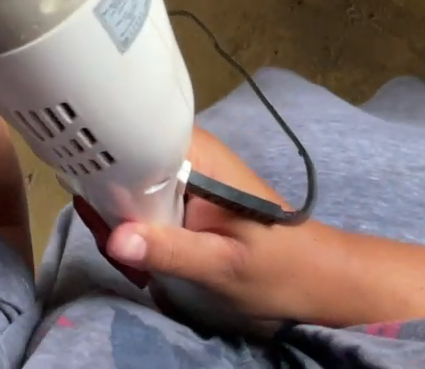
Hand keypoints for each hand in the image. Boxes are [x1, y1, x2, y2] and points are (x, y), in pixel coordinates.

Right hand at [76, 127, 348, 325]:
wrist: (321, 278)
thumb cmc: (281, 269)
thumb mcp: (223, 266)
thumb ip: (169, 250)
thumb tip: (115, 241)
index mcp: (192, 151)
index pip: (124, 147)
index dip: (103, 182)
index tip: (103, 226)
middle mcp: (182, 148)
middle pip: (119, 166)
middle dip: (110, 210)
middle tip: (123, 257)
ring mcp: (181, 166)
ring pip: (125, 184)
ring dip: (121, 223)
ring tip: (136, 264)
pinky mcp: (182, 186)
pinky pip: (140, 196)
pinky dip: (135, 226)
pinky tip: (143, 255)